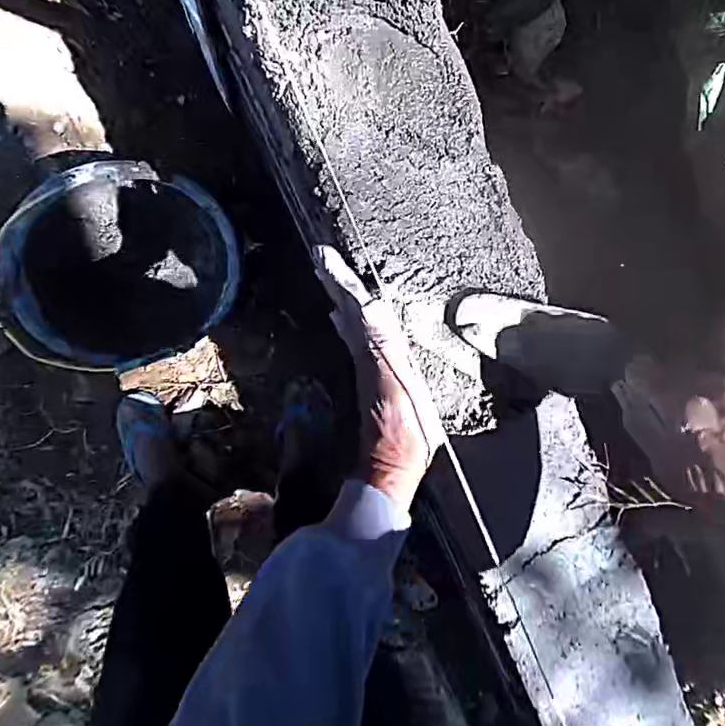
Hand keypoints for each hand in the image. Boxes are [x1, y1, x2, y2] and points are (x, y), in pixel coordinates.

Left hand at [313, 247, 443, 512]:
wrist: (391, 468)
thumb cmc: (403, 435)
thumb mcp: (400, 390)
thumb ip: (386, 348)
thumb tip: (370, 308)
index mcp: (374, 354)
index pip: (356, 310)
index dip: (343, 284)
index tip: (327, 259)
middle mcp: (368, 357)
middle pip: (349, 313)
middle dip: (336, 284)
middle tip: (321, 257)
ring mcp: (369, 368)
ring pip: (351, 325)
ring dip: (341, 299)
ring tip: (331, 278)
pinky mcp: (373, 380)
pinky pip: (357, 342)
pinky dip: (349, 323)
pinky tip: (342, 317)